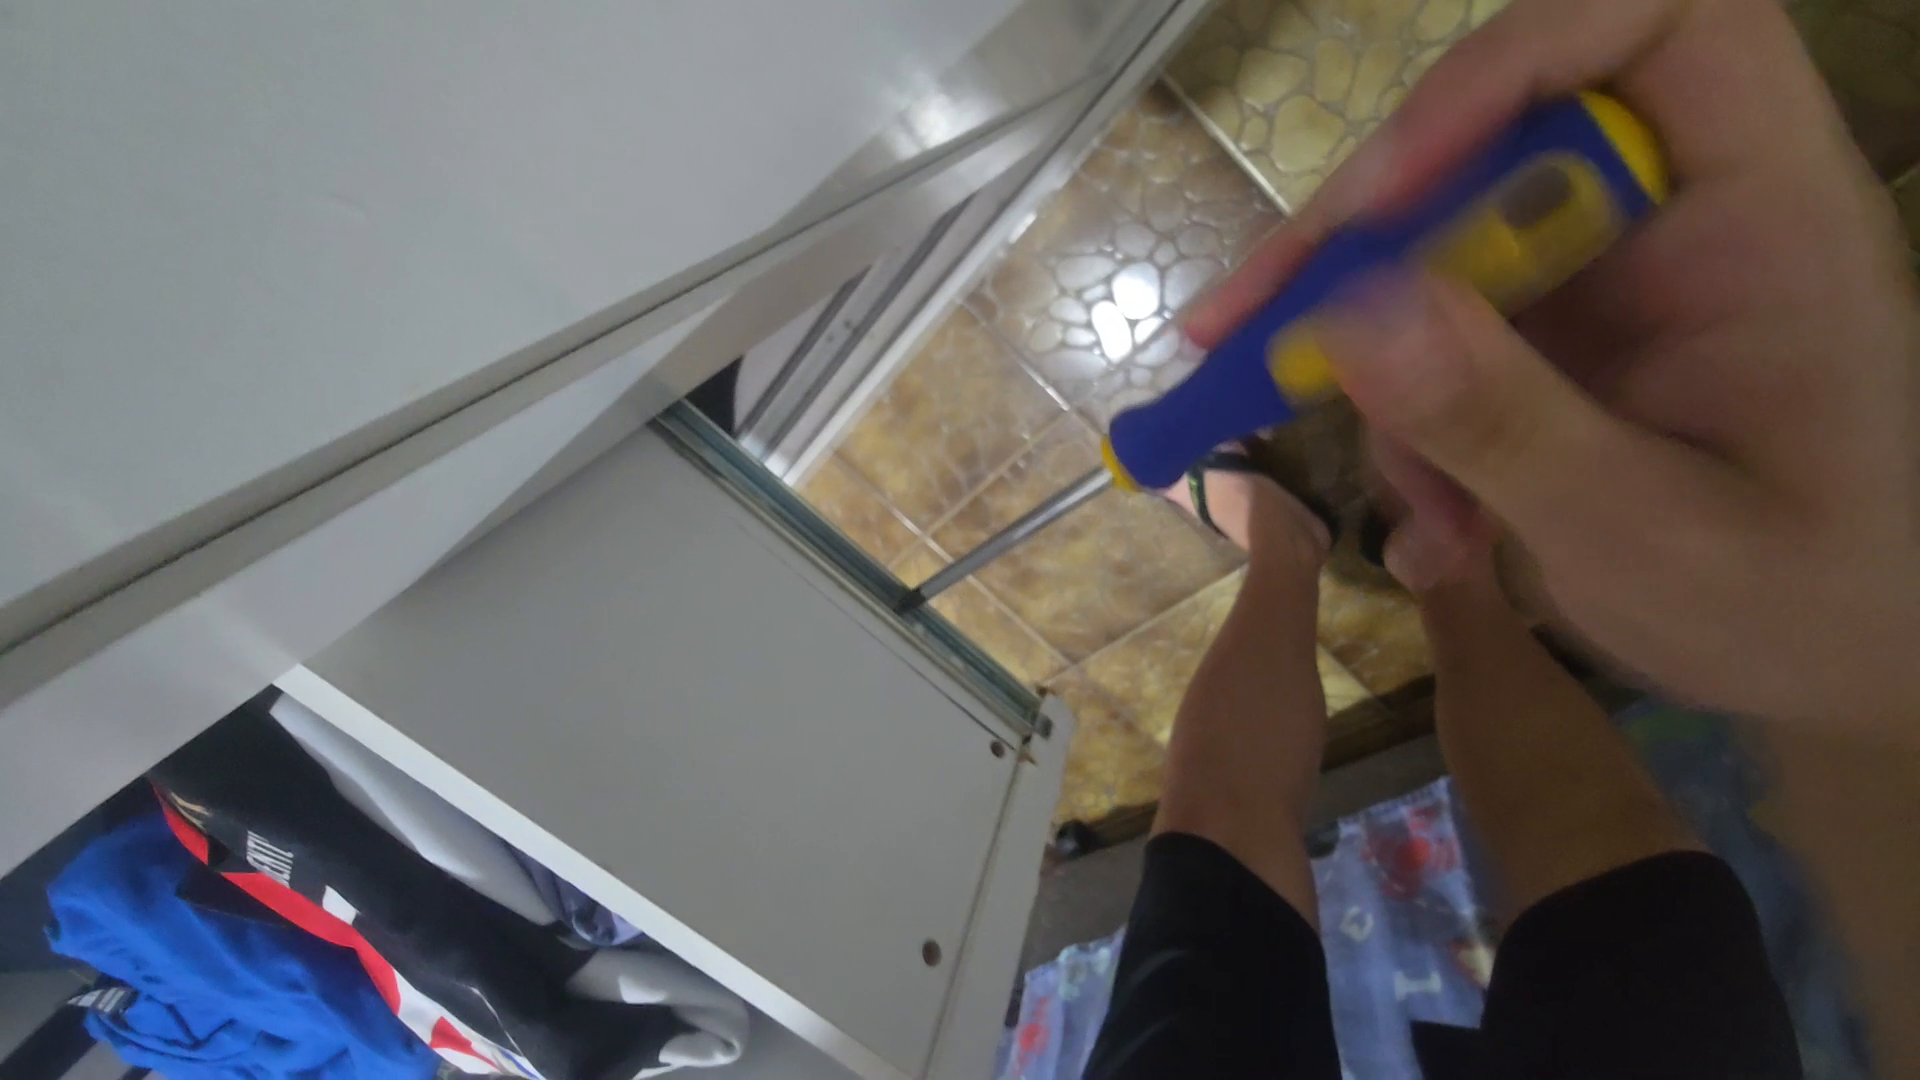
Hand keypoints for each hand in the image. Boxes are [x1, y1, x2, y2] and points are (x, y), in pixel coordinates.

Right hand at [1185, 0, 1919, 728]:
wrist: (1821, 655)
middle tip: (1233, 336)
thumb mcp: (1638, 529)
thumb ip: (1501, 420)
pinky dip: (1398, 442)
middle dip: (1343, 254)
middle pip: (1468, 157)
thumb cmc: (1790, 601)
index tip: (1379, 194)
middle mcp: (1656, 224)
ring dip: (1378, 392)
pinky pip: (1416, 352)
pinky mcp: (1532, 346)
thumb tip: (1351, 319)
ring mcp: (1584, 288)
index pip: (1648, 29)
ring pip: (1415, 274)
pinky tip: (1440, 534)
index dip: (1496, 76)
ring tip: (1426, 521)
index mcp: (1752, 217)